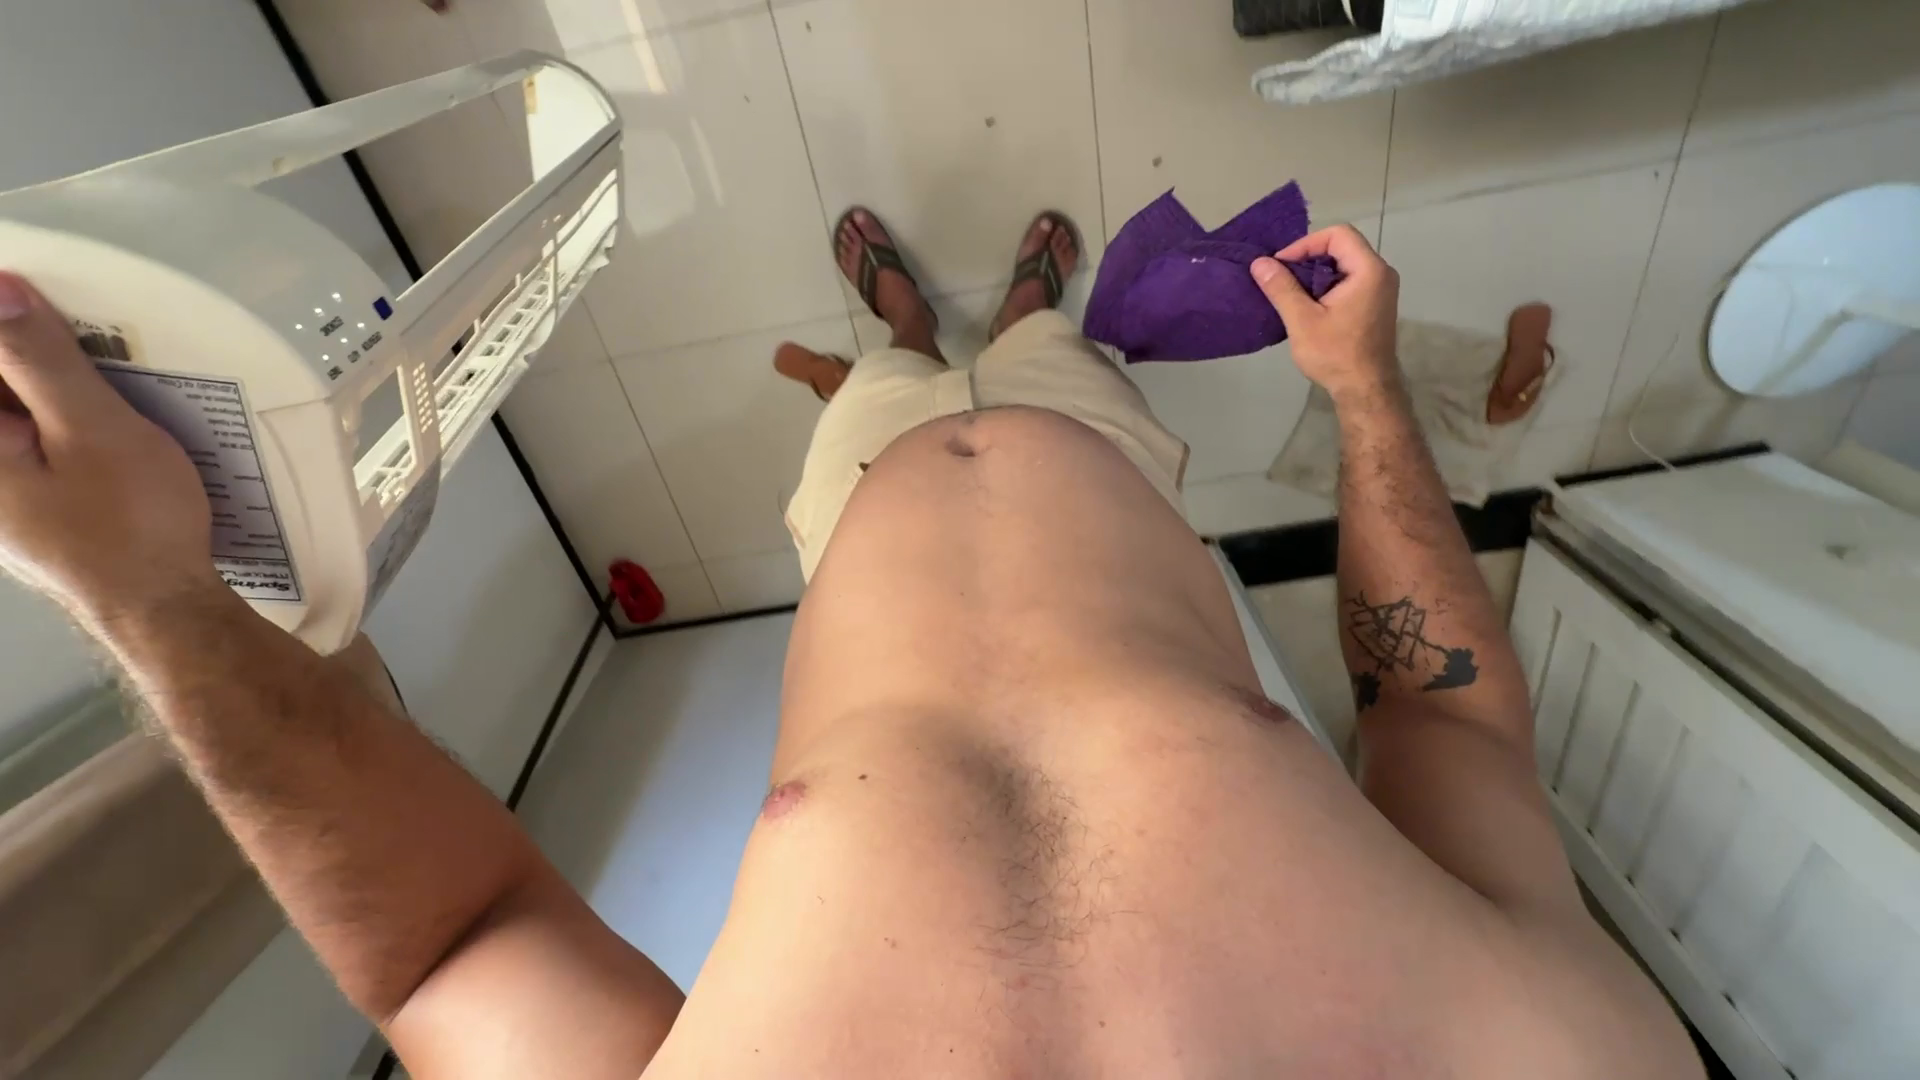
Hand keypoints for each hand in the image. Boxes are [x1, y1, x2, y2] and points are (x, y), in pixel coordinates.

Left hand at [0, 272, 222, 625]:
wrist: (160, 604)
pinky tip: (104, 421)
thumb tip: (0, 288)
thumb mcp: (98, 434)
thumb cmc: (132, 521)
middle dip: (32, 355)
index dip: (11, 321)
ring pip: (15, 413)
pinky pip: (26, 438)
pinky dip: (58, 417)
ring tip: (108, 377)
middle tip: (83, 335)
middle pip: (1, 391)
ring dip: (48, 385)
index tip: (40, 296)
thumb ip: (41, 363)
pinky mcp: (18, 497)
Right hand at [1250, 225, 1400, 402]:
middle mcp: (1381, 273)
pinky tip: (1307, 306)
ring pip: (1344, 266)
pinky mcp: (1375, 304)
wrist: (1365, 388)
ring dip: (1315, 274)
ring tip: (1289, 293)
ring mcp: (1380, 289)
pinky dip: (1325, 286)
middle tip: (1280, 279)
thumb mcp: (1302, 320)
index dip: (1305, 244)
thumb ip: (1281, 288)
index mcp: (1368, 270)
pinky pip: (1349, 282)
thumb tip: (1259, 263)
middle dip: (1308, 258)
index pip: (1338, 234)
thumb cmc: (1335, 354)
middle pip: (1342, 247)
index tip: (1280, 265)